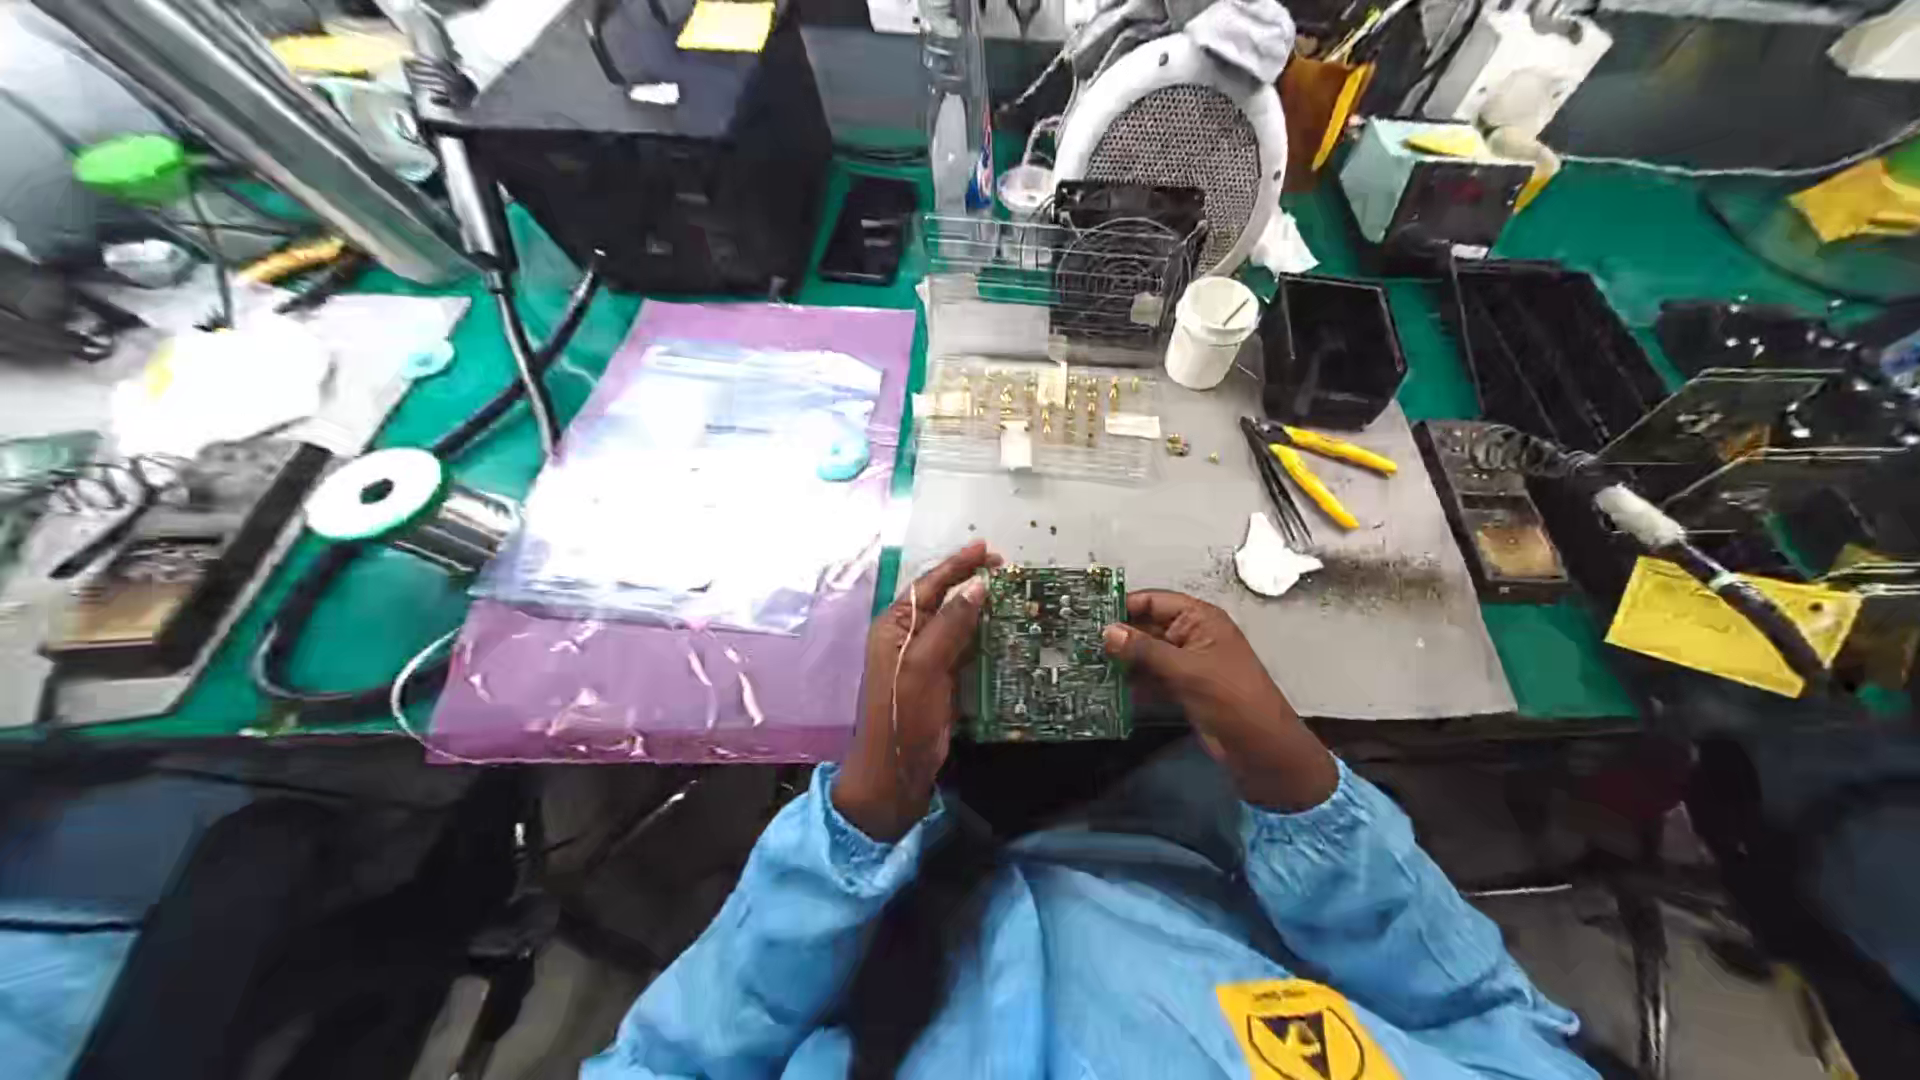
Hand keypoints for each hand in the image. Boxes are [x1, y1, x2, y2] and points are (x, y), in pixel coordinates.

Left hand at [836, 540, 998, 840]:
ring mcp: (926, 659)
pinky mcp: (942, 679)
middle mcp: (908, 636)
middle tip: (1006, 569)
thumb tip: (977, 585)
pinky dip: (985, 638)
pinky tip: (1007, 632)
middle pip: (944, 600)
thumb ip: (950, 624)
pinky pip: (966, 649)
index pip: (929, 585)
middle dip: (972, 583)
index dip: (957, 564)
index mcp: (895, 626)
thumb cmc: (902, 713)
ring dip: (982, 610)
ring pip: (957, 624)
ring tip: (1013, 595)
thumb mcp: (924, 665)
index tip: (986, 547)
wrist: (895, 772)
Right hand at [1102, 590, 1337, 810]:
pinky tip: (1105, 687)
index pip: (1153, 601)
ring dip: (1120, 660)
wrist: (1263, 751)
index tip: (1089, 613)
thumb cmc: (1232, 700)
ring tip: (1084, 663)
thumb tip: (1108, 631)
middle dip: (1117, 635)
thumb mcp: (1187, 671)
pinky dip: (1131, 682)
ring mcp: (1185, 664)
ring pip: (1145, 654)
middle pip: (1146, 627)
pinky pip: (1150, 677)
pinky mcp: (1181, 688)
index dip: (1123, 605)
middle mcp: (1190, 636)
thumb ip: (1145, 650)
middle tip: (1078, 641)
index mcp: (1200, 619)